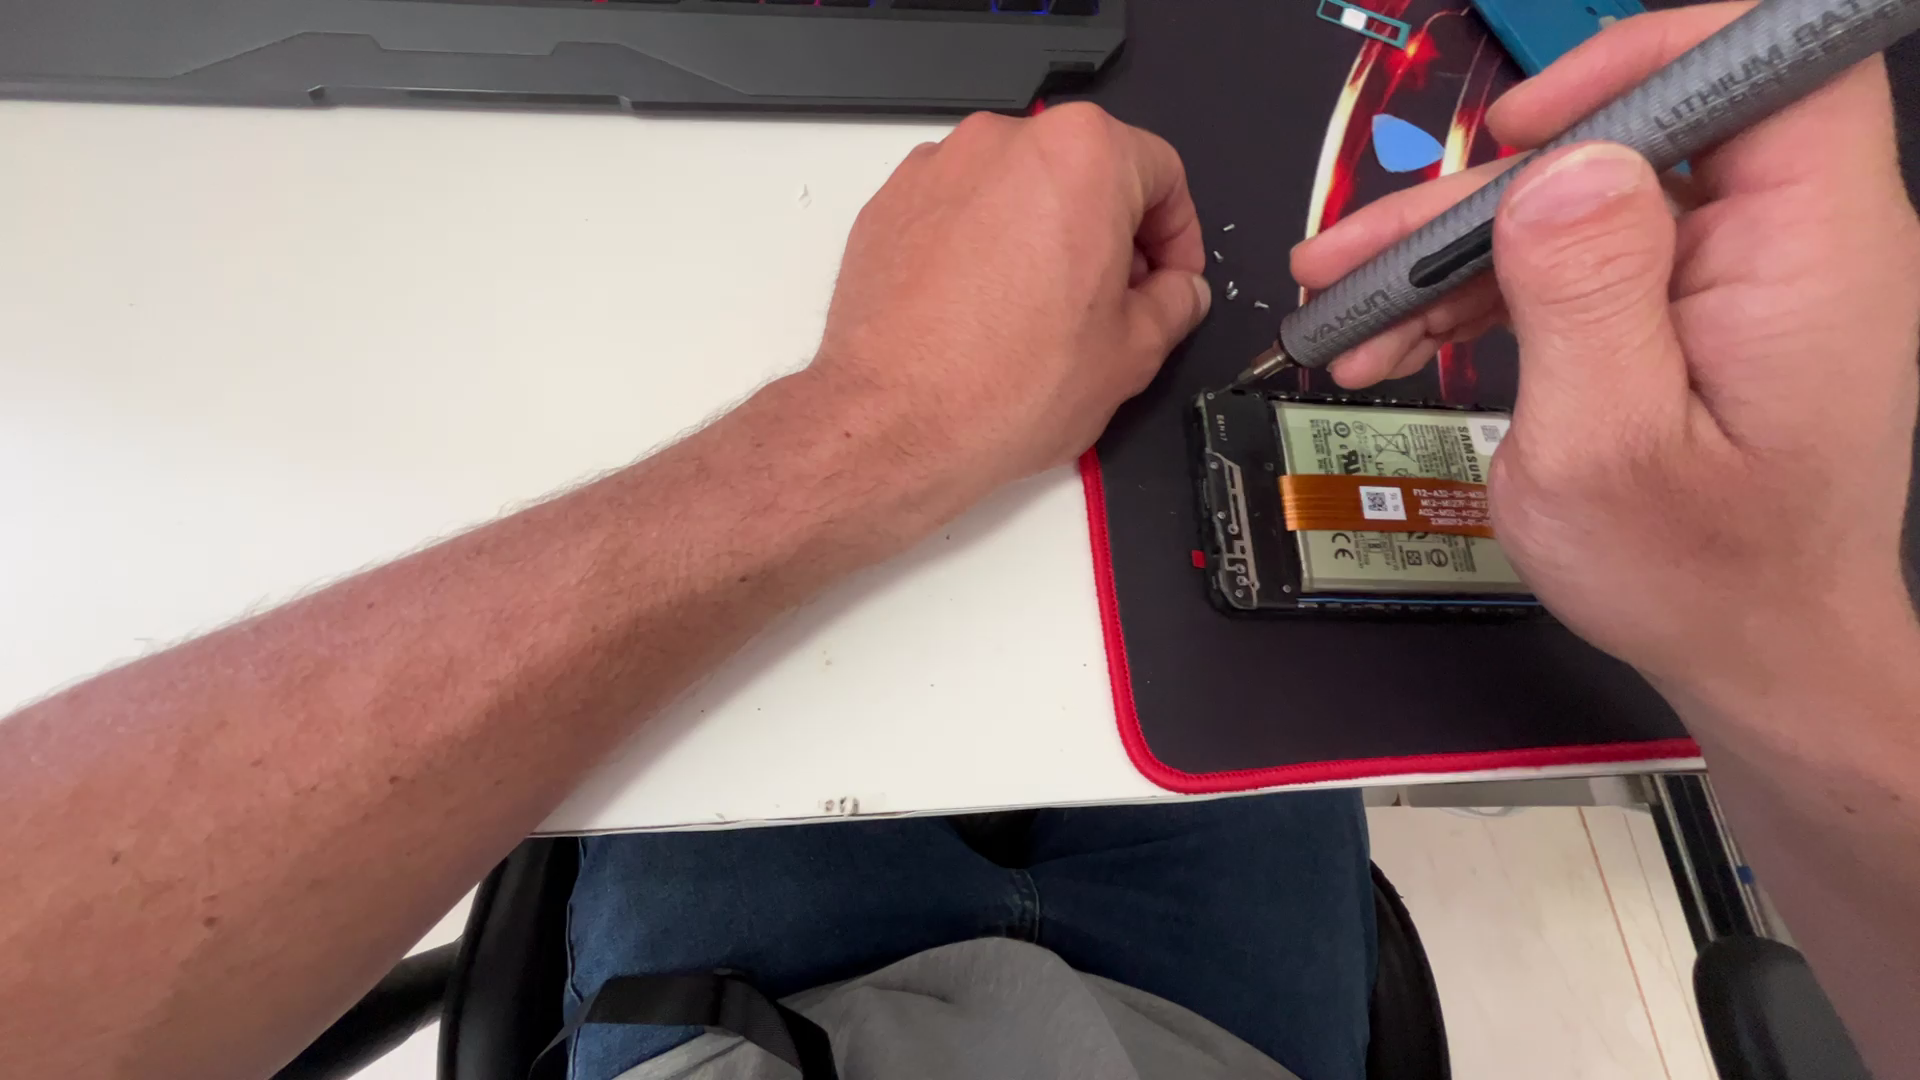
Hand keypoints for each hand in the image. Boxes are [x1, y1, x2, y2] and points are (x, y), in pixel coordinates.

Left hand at [805, 103, 1209, 521]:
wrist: (894, 425)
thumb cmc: (1004, 390)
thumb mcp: (1129, 357)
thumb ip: (1172, 306)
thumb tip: (1179, 292)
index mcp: (1082, 158)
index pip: (1160, 174)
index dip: (1177, 237)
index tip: (1168, 281)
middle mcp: (1004, 143)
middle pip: (1084, 177)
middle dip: (1108, 239)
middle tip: (1108, 308)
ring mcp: (937, 171)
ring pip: (1017, 195)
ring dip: (1042, 243)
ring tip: (1035, 321)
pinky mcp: (890, 207)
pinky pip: (958, 217)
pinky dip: (980, 252)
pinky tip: (979, 317)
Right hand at [1294, 4, 1919, 693]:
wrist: (1737, 646)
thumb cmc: (1678, 569)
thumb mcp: (1604, 446)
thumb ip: (1586, 301)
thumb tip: (1561, 174)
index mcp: (1797, 259)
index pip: (1758, 77)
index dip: (1633, 70)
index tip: (1508, 133)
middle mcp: (1768, 251)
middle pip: (1606, 167)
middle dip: (1459, 212)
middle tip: (1339, 261)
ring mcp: (1708, 290)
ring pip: (1558, 227)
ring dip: (1437, 271)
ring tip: (1341, 328)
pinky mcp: (1661, 324)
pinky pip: (1554, 282)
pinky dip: (1466, 308)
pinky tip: (1389, 350)